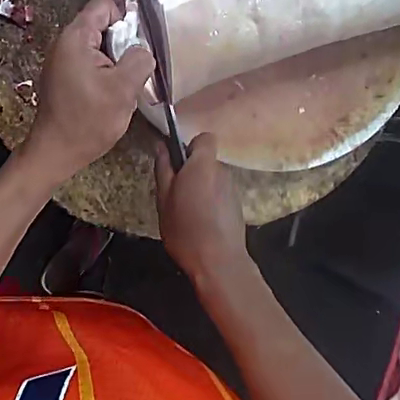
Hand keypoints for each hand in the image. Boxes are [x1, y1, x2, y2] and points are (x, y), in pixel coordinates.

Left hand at [20, 0, 153, 181]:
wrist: (57, 153)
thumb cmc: (88, 120)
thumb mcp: (123, 88)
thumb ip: (139, 59)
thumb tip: (144, 50)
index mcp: (76, 38)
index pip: (105, 4)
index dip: (128, 13)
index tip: (146, 34)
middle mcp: (67, 43)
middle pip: (104, 24)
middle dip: (127, 39)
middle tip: (143, 62)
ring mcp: (65, 60)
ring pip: (102, 45)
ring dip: (120, 58)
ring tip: (132, 79)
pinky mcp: (67, 77)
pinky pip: (94, 62)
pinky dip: (109, 70)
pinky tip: (118, 90)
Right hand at [153, 133, 249, 283]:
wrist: (218, 261)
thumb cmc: (185, 229)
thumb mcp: (164, 199)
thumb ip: (164, 169)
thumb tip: (161, 146)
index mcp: (203, 164)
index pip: (205, 138)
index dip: (190, 146)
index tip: (178, 164)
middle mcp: (222, 171)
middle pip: (206, 161)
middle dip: (192, 171)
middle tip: (175, 194)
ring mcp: (232, 188)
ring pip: (212, 179)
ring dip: (200, 188)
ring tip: (186, 213)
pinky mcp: (237, 205)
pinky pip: (219, 194)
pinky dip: (210, 202)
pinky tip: (200, 223)